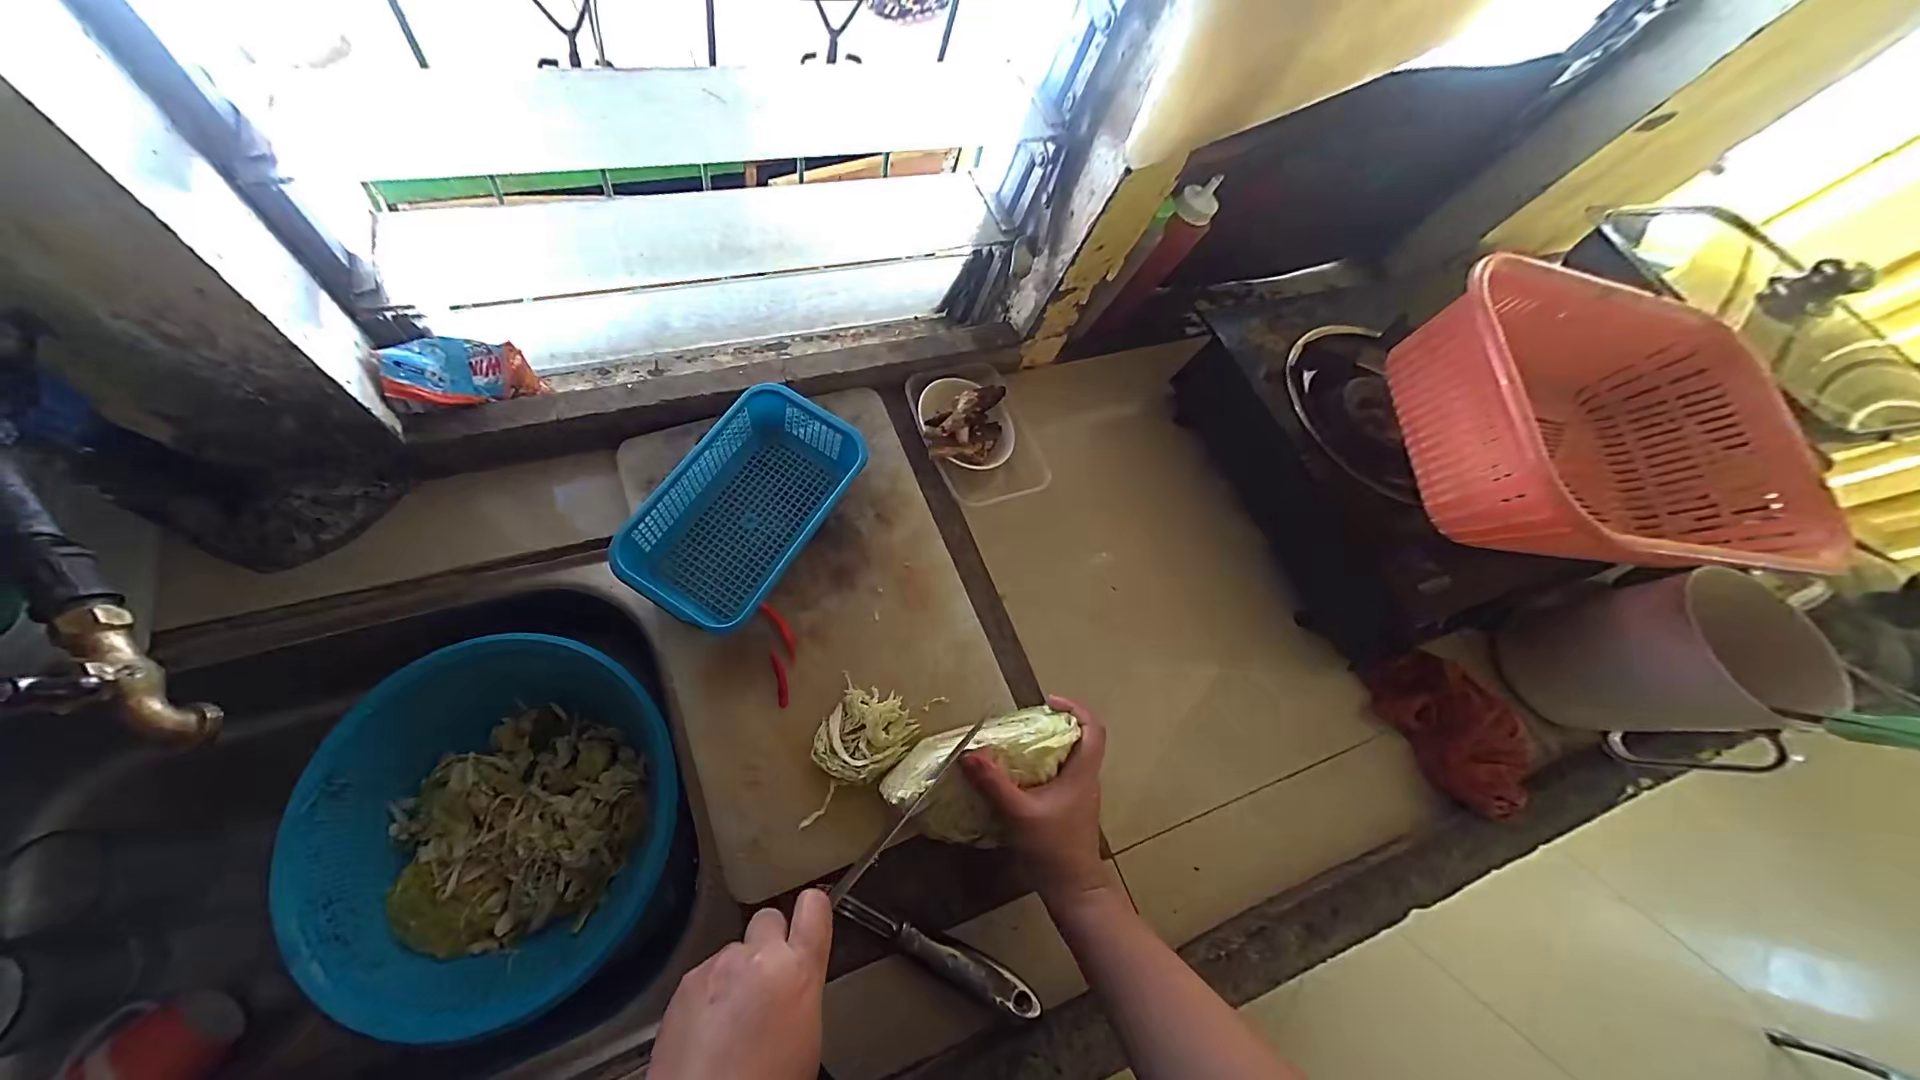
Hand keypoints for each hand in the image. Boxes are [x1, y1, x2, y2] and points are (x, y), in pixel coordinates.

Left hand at [649, 888, 832, 1079]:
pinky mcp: (685, 984)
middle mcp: (758, 957)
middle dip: (767, 942)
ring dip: (734, 973)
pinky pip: (704, 974)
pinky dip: (707, 994)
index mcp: (798, 970)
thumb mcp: (806, 1036)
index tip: (810, 913)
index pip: (814, 907)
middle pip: (768, 919)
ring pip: (734, 950)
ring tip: (731, 1019)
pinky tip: (707, 1031)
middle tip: (765, 979)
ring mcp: (719, 967)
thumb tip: (794, 979)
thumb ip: (802, 989)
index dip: (812, 909)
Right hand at [962, 694, 1108, 904]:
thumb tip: (969, 755)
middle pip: (1081, 738)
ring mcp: (1080, 794)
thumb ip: (994, 783)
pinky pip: (1060, 774)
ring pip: (1070, 757)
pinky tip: (1018, 775)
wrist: (1073, 891)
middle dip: (1055, 724)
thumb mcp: (1019, 814)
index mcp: (1082, 773)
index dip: (1075, 708)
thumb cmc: (1054, 849)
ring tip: (1017, 744)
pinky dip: (1042, 765)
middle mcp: (1085, 778)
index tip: (1048, 703)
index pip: (1093, 728)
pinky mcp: (1070, 807)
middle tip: (1026, 721)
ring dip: (1047, 745)